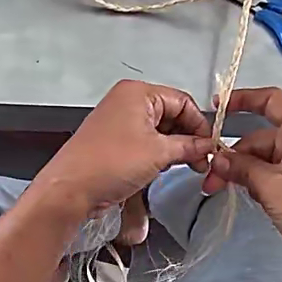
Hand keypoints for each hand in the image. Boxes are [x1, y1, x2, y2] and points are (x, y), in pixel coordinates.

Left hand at [29, 80, 214, 220]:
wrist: (71, 189)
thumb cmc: (107, 163)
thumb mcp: (159, 153)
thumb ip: (189, 146)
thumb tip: (206, 146)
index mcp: (138, 92)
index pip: (183, 101)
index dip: (200, 124)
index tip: (210, 146)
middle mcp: (128, 101)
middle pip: (172, 114)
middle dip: (188, 138)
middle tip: (202, 160)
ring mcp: (120, 121)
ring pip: (160, 130)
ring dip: (175, 148)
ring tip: (187, 166)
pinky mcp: (115, 141)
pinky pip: (146, 141)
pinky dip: (159, 153)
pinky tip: (166, 167)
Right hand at [203, 87, 281, 272]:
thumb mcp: (271, 186)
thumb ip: (241, 167)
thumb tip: (220, 159)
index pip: (272, 100)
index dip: (243, 100)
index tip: (220, 106)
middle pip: (264, 137)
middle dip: (236, 155)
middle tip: (214, 175)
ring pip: (269, 158)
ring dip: (246, 172)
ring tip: (228, 189)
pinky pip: (280, 173)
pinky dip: (262, 182)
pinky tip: (252, 197)